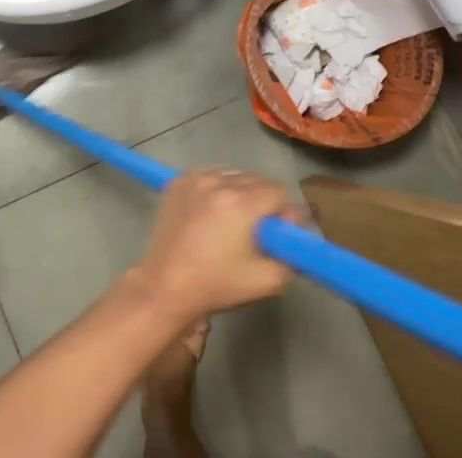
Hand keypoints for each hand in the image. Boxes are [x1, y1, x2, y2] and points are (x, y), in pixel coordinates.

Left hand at [128, 168, 304, 321]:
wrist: (166, 285)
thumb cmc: (217, 284)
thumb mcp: (267, 280)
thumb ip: (293, 253)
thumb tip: (296, 227)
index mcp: (240, 202)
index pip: (278, 191)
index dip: (283, 212)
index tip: (277, 234)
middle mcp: (217, 182)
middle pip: (255, 180)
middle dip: (263, 202)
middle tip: (255, 231)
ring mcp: (193, 179)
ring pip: (232, 175)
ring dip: (240, 192)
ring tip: (231, 222)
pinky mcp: (176, 182)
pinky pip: (209, 176)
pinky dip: (216, 188)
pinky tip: (211, 213)